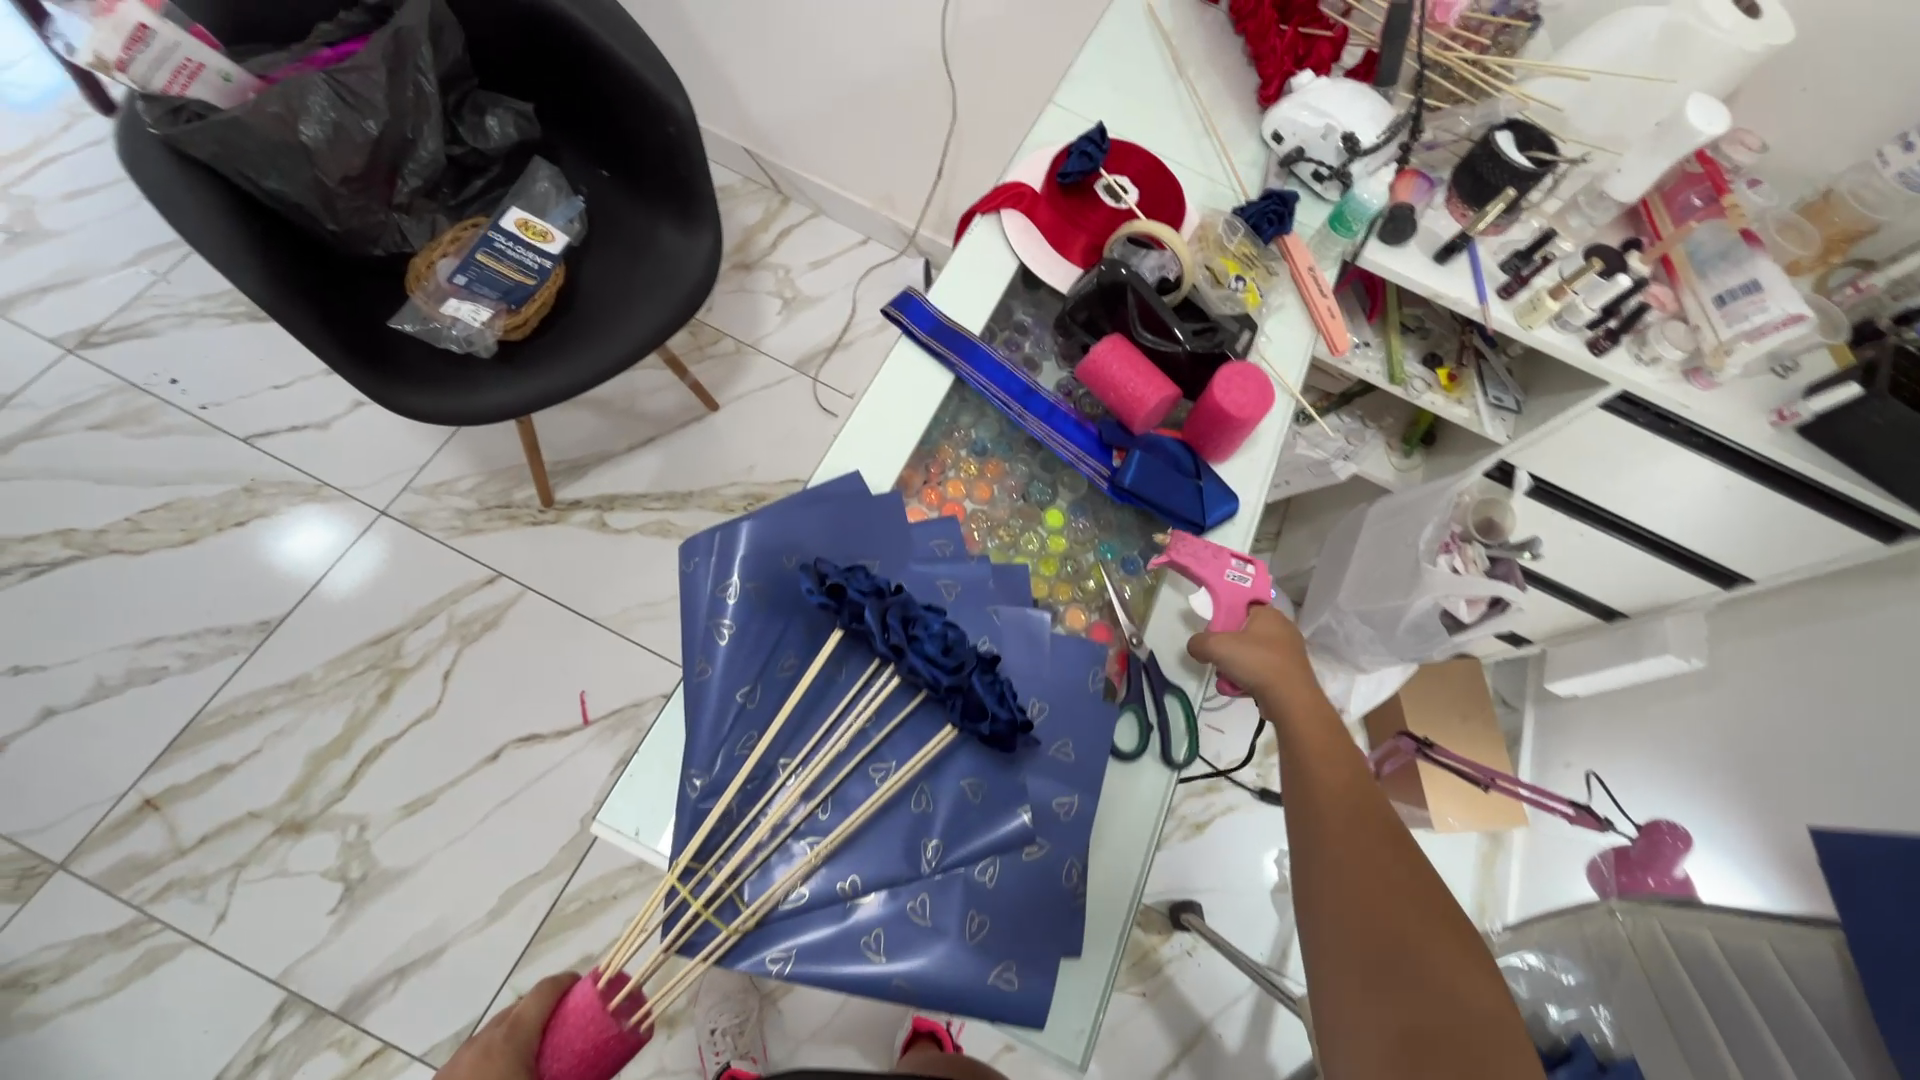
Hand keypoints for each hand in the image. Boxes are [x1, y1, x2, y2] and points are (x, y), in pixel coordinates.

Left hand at [435, 973, 575, 1079]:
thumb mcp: (549, 1079)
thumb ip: (574, 1065)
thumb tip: (606, 1062)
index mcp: (511, 1038)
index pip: (543, 991)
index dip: (565, 981)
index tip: (583, 985)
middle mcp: (481, 1040)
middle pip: (517, 1008)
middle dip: (542, 1009)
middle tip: (563, 1025)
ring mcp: (457, 1058)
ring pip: (493, 1031)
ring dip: (514, 1033)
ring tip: (529, 1054)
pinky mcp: (441, 1076)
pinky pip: (473, 1053)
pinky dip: (491, 1053)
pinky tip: (497, 1073)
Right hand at [1187, 604, 1312, 704]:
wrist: (1290, 699)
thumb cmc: (1256, 662)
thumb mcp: (1216, 647)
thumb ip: (1198, 643)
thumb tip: (1197, 648)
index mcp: (1268, 614)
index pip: (1241, 606)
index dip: (1223, 617)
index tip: (1213, 633)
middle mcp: (1282, 629)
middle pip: (1242, 634)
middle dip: (1226, 650)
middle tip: (1218, 660)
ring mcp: (1288, 653)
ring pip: (1250, 655)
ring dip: (1234, 668)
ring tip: (1228, 681)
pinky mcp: (1290, 674)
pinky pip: (1261, 672)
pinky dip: (1248, 680)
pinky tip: (1240, 690)